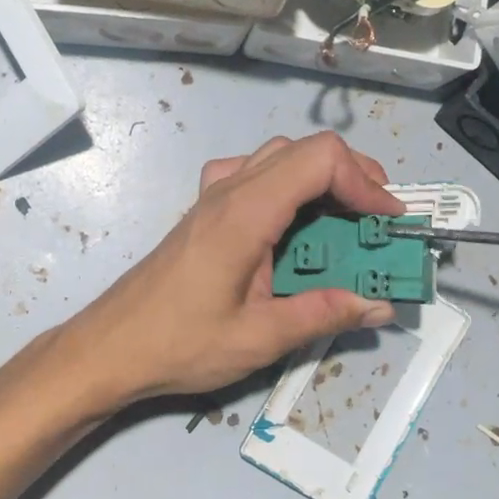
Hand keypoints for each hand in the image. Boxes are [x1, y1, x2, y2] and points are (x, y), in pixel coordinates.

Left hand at [61, 132, 404, 406]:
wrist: (110, 348)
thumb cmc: (180, 344)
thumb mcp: (260, 338)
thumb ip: (324, 315)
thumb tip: (380, 306)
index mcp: (246, 213)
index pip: (319, 159)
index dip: (364, 181)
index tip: (388, 221)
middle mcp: (229, 191)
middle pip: (303, 150)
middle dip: (352, 175)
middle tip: (377, 218)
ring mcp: (211, 198)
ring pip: (278, 157)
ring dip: (320, 178)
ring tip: (346, 218)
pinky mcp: (203, 214)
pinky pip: (251, 174)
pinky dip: (285, 185)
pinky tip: (289, 224)